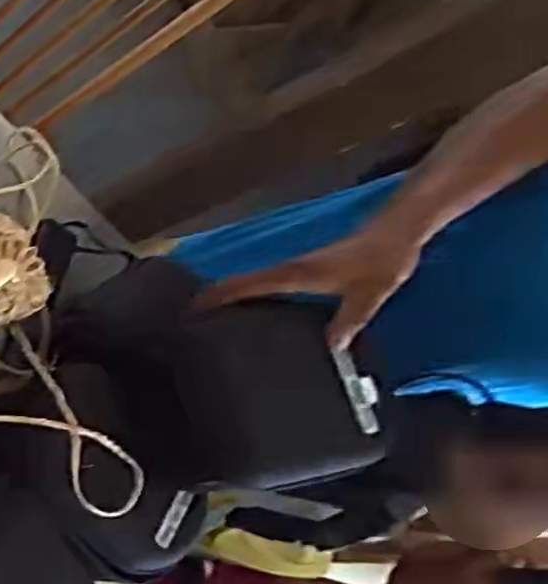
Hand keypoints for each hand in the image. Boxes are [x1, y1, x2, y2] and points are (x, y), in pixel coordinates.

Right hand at [191, 228, 420, 349]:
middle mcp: (280, 271)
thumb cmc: (381, 260)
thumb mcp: (370, 295)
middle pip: (231, 285)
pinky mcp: (291, 269)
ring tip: (205, 315)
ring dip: (220, 295)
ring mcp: (284, 268)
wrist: (396, 231)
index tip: (186, 313)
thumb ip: (348, 323)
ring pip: (240, 282)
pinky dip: (238, 292)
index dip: (211, 299)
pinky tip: (239, 306)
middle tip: (186, 320)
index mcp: (289, 276)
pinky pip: (254, 282)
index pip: (238, 287)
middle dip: (206, 299)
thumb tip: (330, 352)